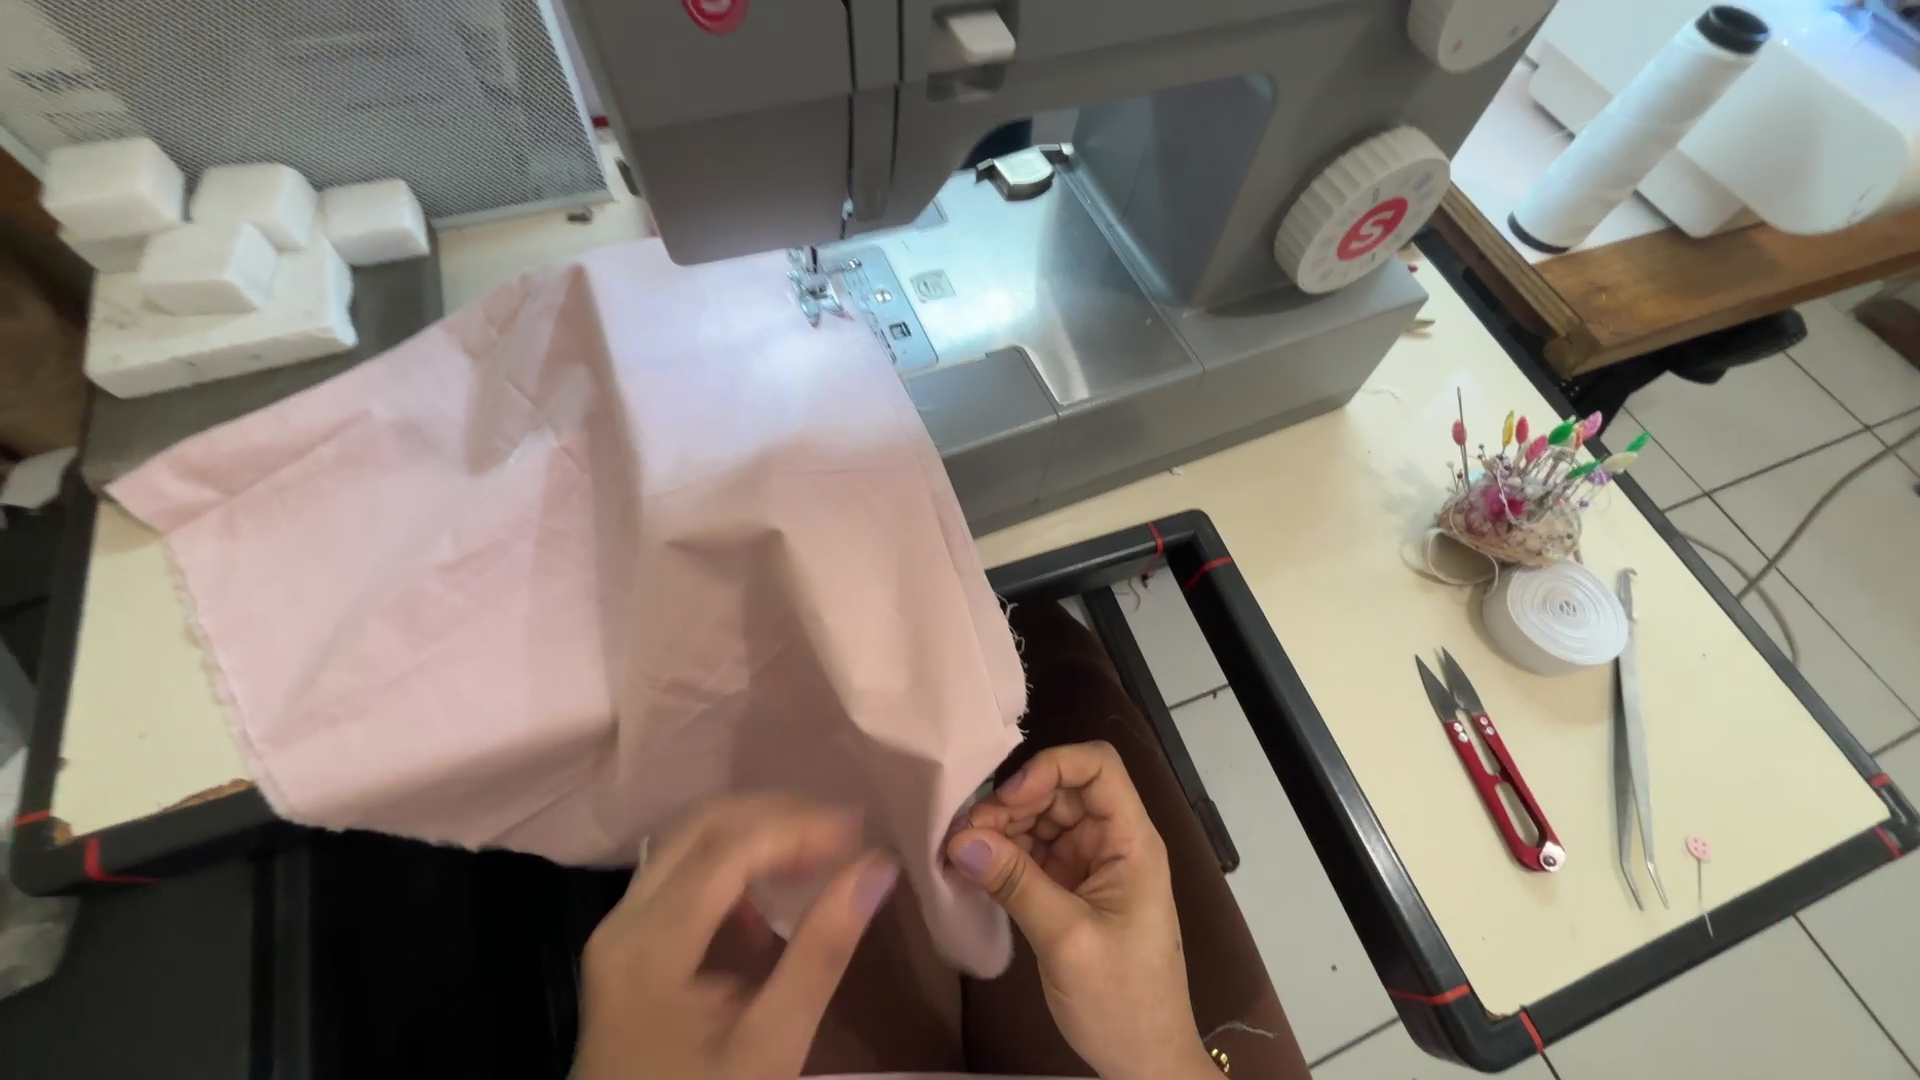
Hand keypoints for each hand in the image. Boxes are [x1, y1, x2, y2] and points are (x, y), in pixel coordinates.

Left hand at [577, 795, 898, 1079]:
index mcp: (650, 946)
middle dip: (778, 815)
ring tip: (819, 850)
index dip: (797, 826)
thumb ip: (822, 952)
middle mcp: (624, 918)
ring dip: (757, 830)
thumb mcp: (772, 1044)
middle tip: (843, 831)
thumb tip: (877, 868)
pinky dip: (735, 859)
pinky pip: (683, 868)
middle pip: (703, 826)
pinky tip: (773, 892)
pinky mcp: (629, 939)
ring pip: (692, 839)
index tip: (860, 833)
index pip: (728, 849)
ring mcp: (620, 926)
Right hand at [947, 742, 1216, 1079]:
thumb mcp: (1068, 940)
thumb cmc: (1123, 1000)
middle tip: (967, 833)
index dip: (1053, 766)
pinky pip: (1032, 852)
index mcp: (1131, 841)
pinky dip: (1002, 854)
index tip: (1009, 797)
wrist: (1143, 1065)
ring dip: (1001, 828)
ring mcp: (1088, 863)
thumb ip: (1016, 883)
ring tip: (961, 851)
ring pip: (1040, 819)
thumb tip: (961, 840)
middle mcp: (1110, 841)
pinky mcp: (1068, 887)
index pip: (1098, 767)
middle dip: (1013, 802)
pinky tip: (972, 866)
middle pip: (1060, 790)